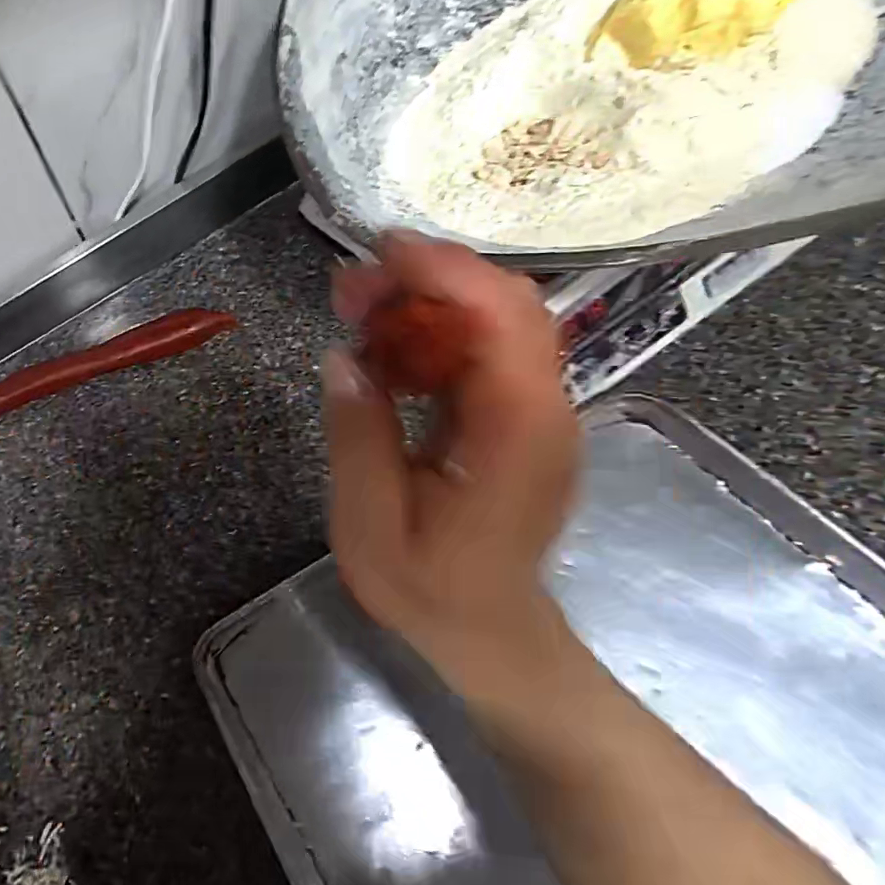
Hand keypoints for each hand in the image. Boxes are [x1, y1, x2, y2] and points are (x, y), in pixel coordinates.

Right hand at [323, 232, 581, 700]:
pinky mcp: (515, 422)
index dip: (445, 272)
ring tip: (356, 308)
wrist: (489, 634)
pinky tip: (383, 350)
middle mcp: (542, 410)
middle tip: (351, 285)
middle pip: (501, 309)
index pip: (501, 321)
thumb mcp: (372, 526)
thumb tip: (342, 359)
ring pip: (488, 326)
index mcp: (517, 433)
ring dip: (423, 305)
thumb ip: (358, 440)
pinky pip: (476, 357)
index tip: (382, 250)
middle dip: (425, 280)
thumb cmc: (431, 592)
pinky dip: (429, 338)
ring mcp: (534, 414)